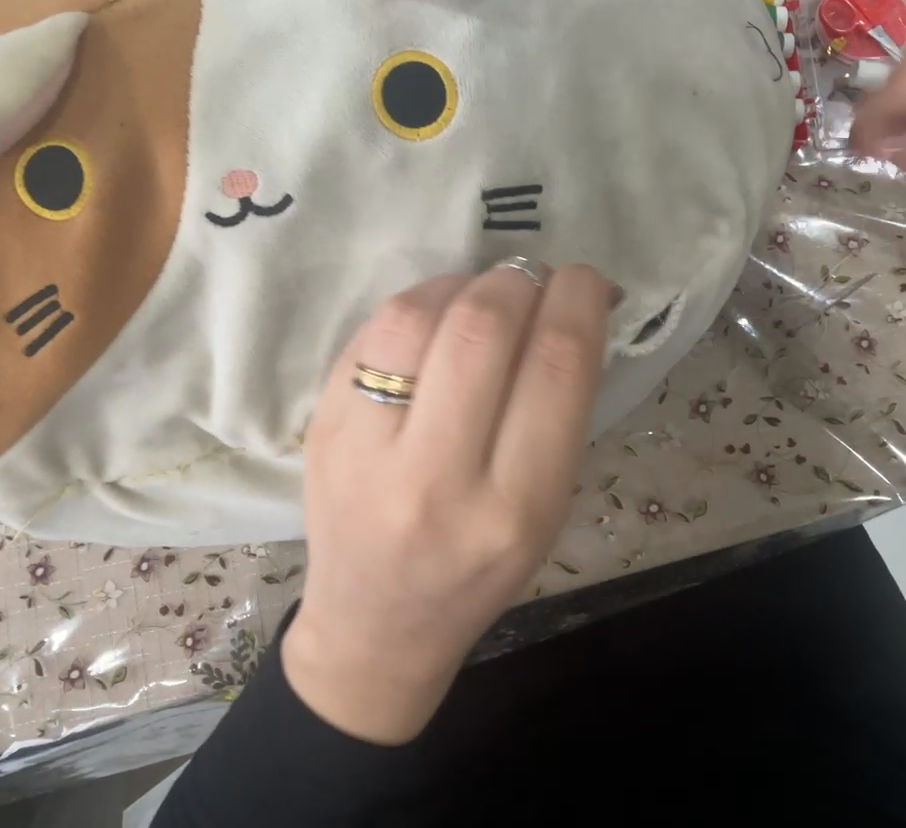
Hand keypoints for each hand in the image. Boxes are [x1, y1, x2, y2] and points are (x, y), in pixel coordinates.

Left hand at [281, 261, 614, 743]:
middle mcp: (436, 479)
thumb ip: (560, 410)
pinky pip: (370, 332)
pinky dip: (415, 304)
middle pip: (481, 328)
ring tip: (480, 295)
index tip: (584, 281)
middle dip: (519, 280)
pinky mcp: (321, 428)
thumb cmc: (478, 571)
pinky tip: (433, 317)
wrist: (375, 624)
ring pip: (414, 317)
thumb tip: (572, 307)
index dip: (577, 299)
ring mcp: (365, 452)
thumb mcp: (546, 509)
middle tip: (531, 281)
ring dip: (461, 283)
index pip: (556, 366)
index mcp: (515, 508)